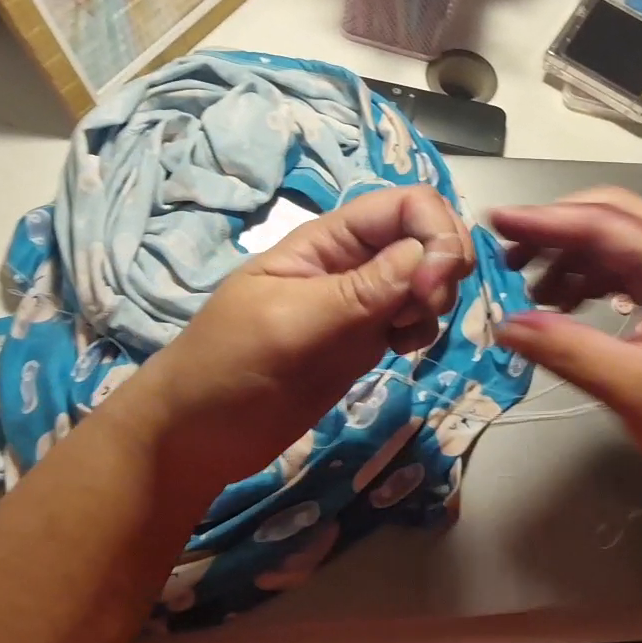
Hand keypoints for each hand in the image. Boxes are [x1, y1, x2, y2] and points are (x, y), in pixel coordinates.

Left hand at [114, 185, 474, 491]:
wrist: (198, 435)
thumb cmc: (226, 367)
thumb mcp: (288, 323)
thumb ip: (358, 291)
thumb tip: (424, 255)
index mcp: (328, 240)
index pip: (405, 206)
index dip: (434, 233)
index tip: (432, 286)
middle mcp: (352, 261)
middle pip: (425, 235)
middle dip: (443, 264)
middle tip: (425, 309)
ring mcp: (361, 301)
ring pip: (427, 276)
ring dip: (436, 299)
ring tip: (405, 334)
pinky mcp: (366, 338)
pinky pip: (415, 317)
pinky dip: (423, 328)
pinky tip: (400, 351)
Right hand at [489, 188, 641, 514]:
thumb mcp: (631, 389)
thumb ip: (567, 350)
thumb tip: (505, 323)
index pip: (604, 225)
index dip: (546, 221)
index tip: (498, 221)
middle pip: (614, 216)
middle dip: (557, 227)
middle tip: (510, 250)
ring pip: (618, 240)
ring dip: (571, 253)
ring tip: (529, 285)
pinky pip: (626, 267)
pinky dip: (589, 275)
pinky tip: (562, 303)